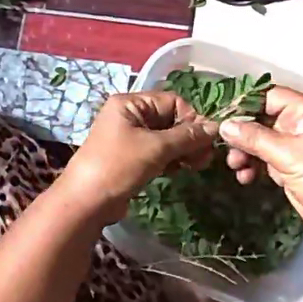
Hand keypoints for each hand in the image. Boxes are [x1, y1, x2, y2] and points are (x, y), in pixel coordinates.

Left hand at [54, 91, 216, 221]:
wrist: (87, 200)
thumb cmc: (119, 165)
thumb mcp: (155, 148)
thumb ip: (187, 136)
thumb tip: (215, 127)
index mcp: (130, 103)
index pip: (172, 101)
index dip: (191, 118)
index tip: (206, 140)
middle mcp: (129, 115)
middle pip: (170, 119)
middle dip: (190, 137)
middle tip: (205, 158)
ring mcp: (130, 137)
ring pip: (166, 137)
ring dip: (183, 149)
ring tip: (196, 166)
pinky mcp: (132, 157)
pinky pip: (158, 152)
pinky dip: (171, 159)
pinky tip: (181, 170)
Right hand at [218, 86, 302, 242]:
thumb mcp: (290, 156)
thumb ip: (254, 138)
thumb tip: (224, 125)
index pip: (270, 96)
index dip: (243, 103)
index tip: (219, 115)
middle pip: (262, 118)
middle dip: (241, 132)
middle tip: (223, 144)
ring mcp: (298, 146)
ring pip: (260, 140)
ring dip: (244, 151)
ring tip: (236, 165)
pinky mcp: (293, 166)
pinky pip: (265, 158)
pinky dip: (253, 165)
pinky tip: (245, 176)